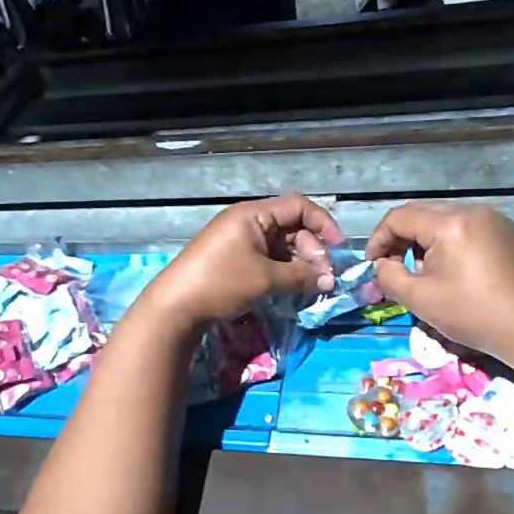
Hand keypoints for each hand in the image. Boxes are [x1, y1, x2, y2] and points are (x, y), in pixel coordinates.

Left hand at [140, 194, 342, 327]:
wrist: (176, 307)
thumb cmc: (221, 283)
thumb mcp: (266, 279)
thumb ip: (301, 277)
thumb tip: (330, 281)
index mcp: (252, 214)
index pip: (298, 207)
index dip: (322, 224)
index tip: (337, 249)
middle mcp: (246, 222)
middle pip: (291, 226)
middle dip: (311, 250)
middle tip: (322, 277)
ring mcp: (237, 240)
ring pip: (279, 245)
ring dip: (298, 263)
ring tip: (310, 285)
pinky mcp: (231, 259)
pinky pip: (265, 258)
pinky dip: (281, 270)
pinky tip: (291, 288)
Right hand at [365, 203, 513, 356]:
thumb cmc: (474, 314)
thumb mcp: (419, 299)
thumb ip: (388, 276)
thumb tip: (383, 264)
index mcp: (450, 224)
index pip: (399, 217)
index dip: (378, 239)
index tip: (374, 264)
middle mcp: (474, 212)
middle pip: (422, 213)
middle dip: (401, 238)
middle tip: (394, 266)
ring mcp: (497, 220)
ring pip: (445, 219)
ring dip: (425, 240)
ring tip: (425, 272)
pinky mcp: (512, 234)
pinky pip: (469, 228)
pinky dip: (451, 243)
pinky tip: (456, 272)